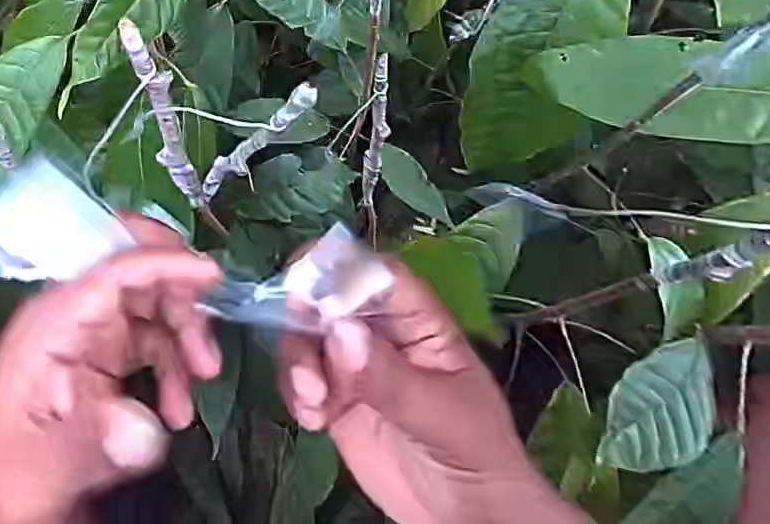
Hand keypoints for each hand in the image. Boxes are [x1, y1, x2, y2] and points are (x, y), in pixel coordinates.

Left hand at [0, 239, 222, 523]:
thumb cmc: (1, 476)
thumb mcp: (44, 464)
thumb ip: (96, 442)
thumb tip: (147, 432)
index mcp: (54, 317)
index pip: (116, 266)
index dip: (166, 263)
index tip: (211, 274)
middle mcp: (75, 310)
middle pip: (143, 276)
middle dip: (183, 304)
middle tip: (206, 354)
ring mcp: (92, 326)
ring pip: (155, 302)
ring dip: (185, 336)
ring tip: (199, 384)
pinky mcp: (105, 348)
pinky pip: (153, 337)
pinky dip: (174, 364)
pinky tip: (176, 410)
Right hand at [280, 263, 583, 523]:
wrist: (468, 514)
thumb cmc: (473, 449)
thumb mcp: (438, 412)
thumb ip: (388, 375)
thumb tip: (340, 329)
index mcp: (415, 314)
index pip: (375, 274)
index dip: (339, 270)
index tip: (307, 290)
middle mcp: (379, 327)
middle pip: (329, 295)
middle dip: (306, 316)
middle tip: (305, 355)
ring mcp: (353, 360)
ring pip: (308, 334)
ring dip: (298, 359)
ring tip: (312, 401)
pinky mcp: (334, 395)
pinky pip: (301, 377)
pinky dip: (296, 392)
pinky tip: (314, 422)